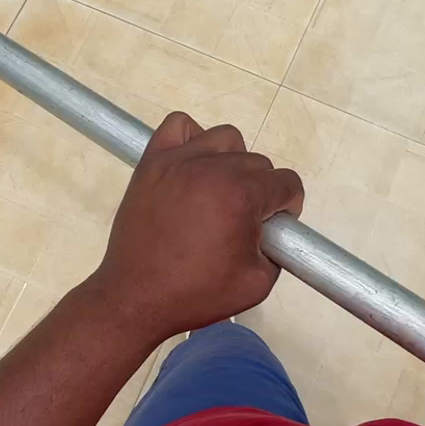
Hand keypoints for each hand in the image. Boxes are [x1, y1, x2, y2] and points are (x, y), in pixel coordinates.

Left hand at [86, 111, 303, 345]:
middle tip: (242, 222)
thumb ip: (278, 249)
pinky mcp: (152, 162)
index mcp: (241, 196)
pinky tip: (192, 168)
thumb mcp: (259, 283)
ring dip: (232, 162)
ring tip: (219, 192)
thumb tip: (272, 228)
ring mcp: (178, 161)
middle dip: (260, 192)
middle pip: (258, 163)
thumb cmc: (197, 295)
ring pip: (226, 140)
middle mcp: (212, 169)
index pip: (286, 183)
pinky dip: (192, 139)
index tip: (273, 227)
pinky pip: (178, 126)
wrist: (137, 298)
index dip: (287, 208)